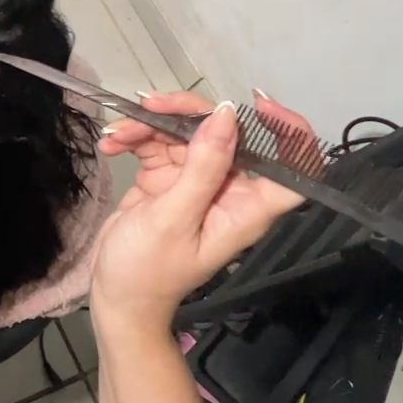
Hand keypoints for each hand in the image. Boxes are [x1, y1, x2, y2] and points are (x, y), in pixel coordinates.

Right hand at [92, 92, 313, 331]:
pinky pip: (155, 144)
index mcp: (246, 206)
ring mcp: (194, 183)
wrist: (115, 299)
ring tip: (115, 135)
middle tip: (148, 105)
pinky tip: (110, 145)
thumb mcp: (173, 220)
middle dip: (186, 113)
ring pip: (183, 133)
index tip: (257, 103)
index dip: (288, 132)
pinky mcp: (165, 180)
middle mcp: (227, 190)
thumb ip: (201, 167)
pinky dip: (132, 139)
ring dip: (147, 126)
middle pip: (224, 134)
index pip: (292, 166)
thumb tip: (225, 115)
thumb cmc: (148, 272)